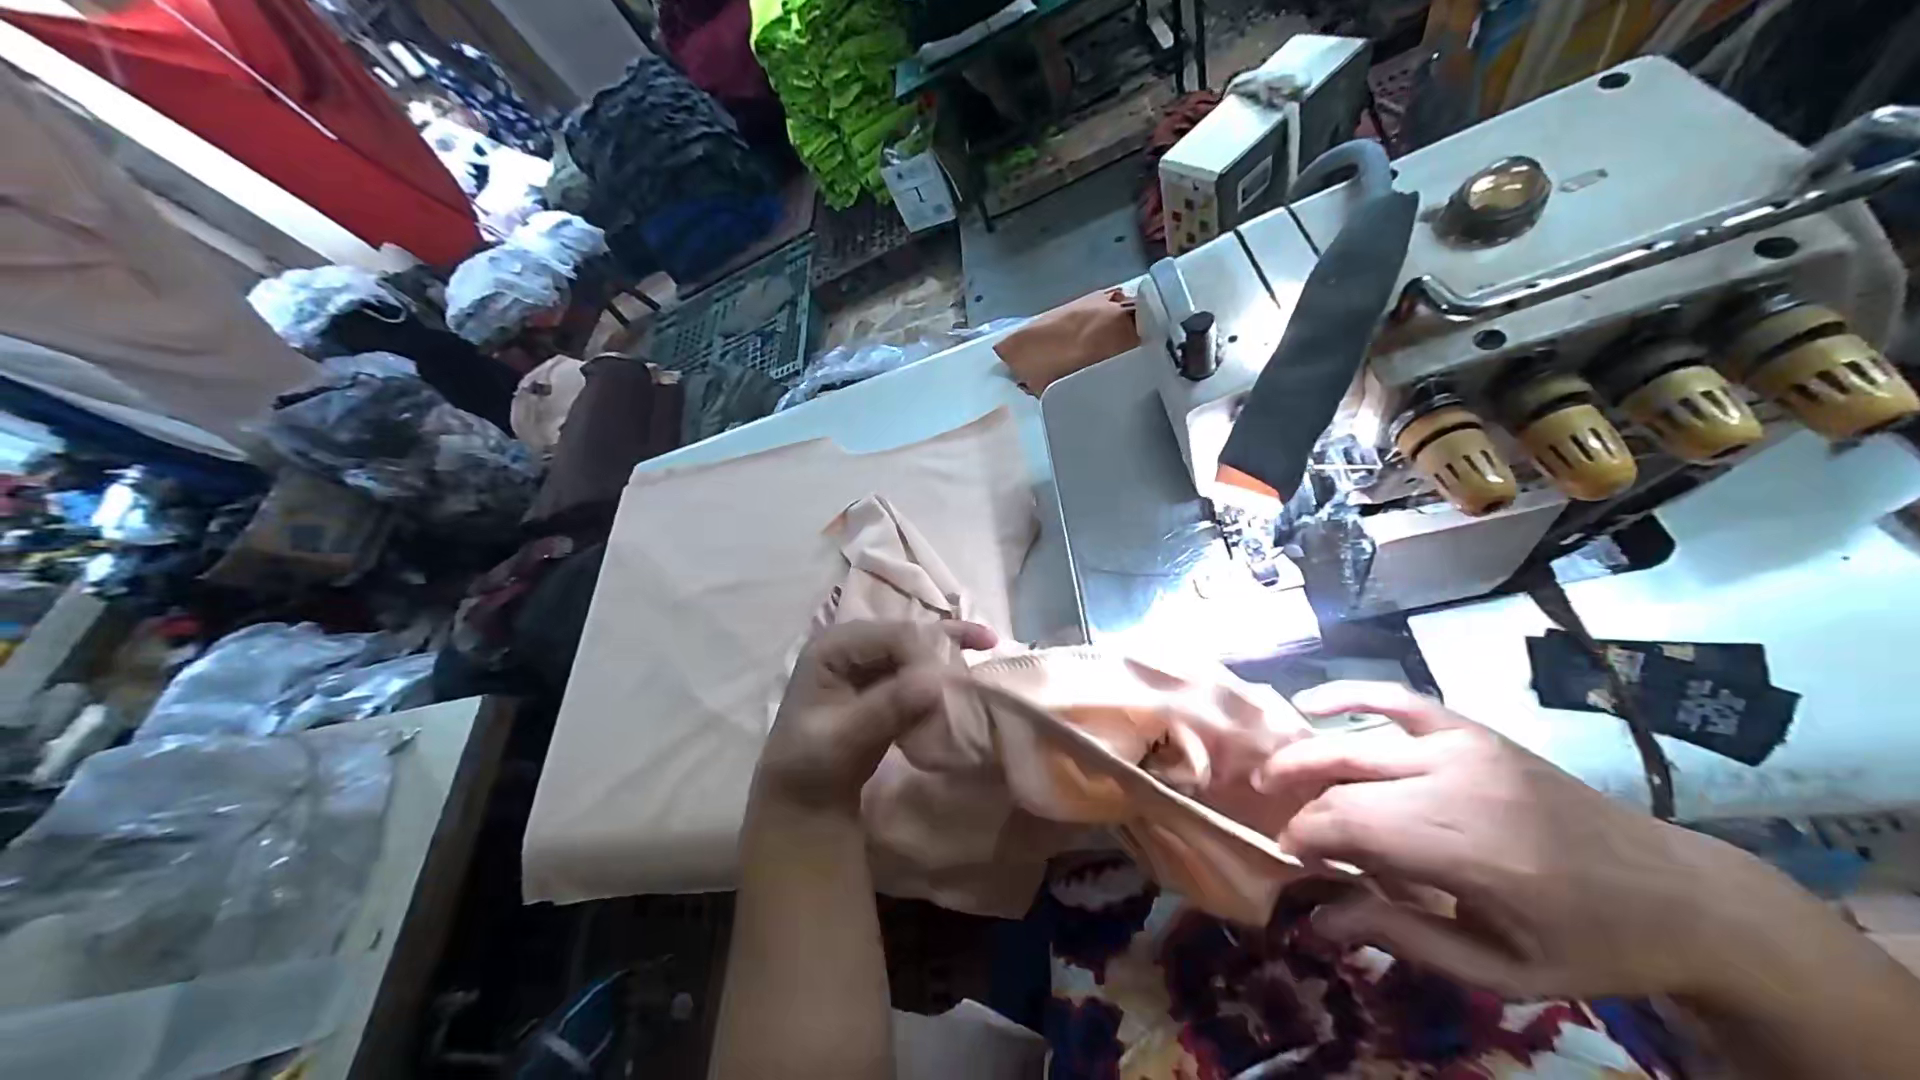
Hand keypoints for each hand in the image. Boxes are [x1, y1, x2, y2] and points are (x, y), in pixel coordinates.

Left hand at [755, 619, 997, 813]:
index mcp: (833, 646)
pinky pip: (921, 662)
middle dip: (944, 648)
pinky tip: (977, 652)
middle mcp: (853, 642)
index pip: (892, 636)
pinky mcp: (886, 676)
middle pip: (910, 633)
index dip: (926, 657)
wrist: (804, 794)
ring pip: (920, 642)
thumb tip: (933, 683)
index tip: (948, 692)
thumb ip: (884, 710)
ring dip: (951, 649)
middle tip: (977, 672)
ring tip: (986, 648)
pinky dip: (946, 663)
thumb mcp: (841, 741)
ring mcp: (870, 657)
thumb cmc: (810, 767)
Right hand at [1259, 681, 1816, 1002]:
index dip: (1304, 837)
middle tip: (1273, 819)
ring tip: (1272, 773)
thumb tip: (1317, 920)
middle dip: (1297, 800)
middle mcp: (1457, 787)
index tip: (1289, 857)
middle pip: (1344, 783)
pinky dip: (1348, 695)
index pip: (1348, 825)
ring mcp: (1465, 749)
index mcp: (1468, 850)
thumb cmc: (1589, 943)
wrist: (1682, 895)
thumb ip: (1402, 937)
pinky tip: (1309, 702)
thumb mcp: (1500, 969)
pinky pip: (1397, 699)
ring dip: (1305, 755)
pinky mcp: (1474, 731)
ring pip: (1356, 743)